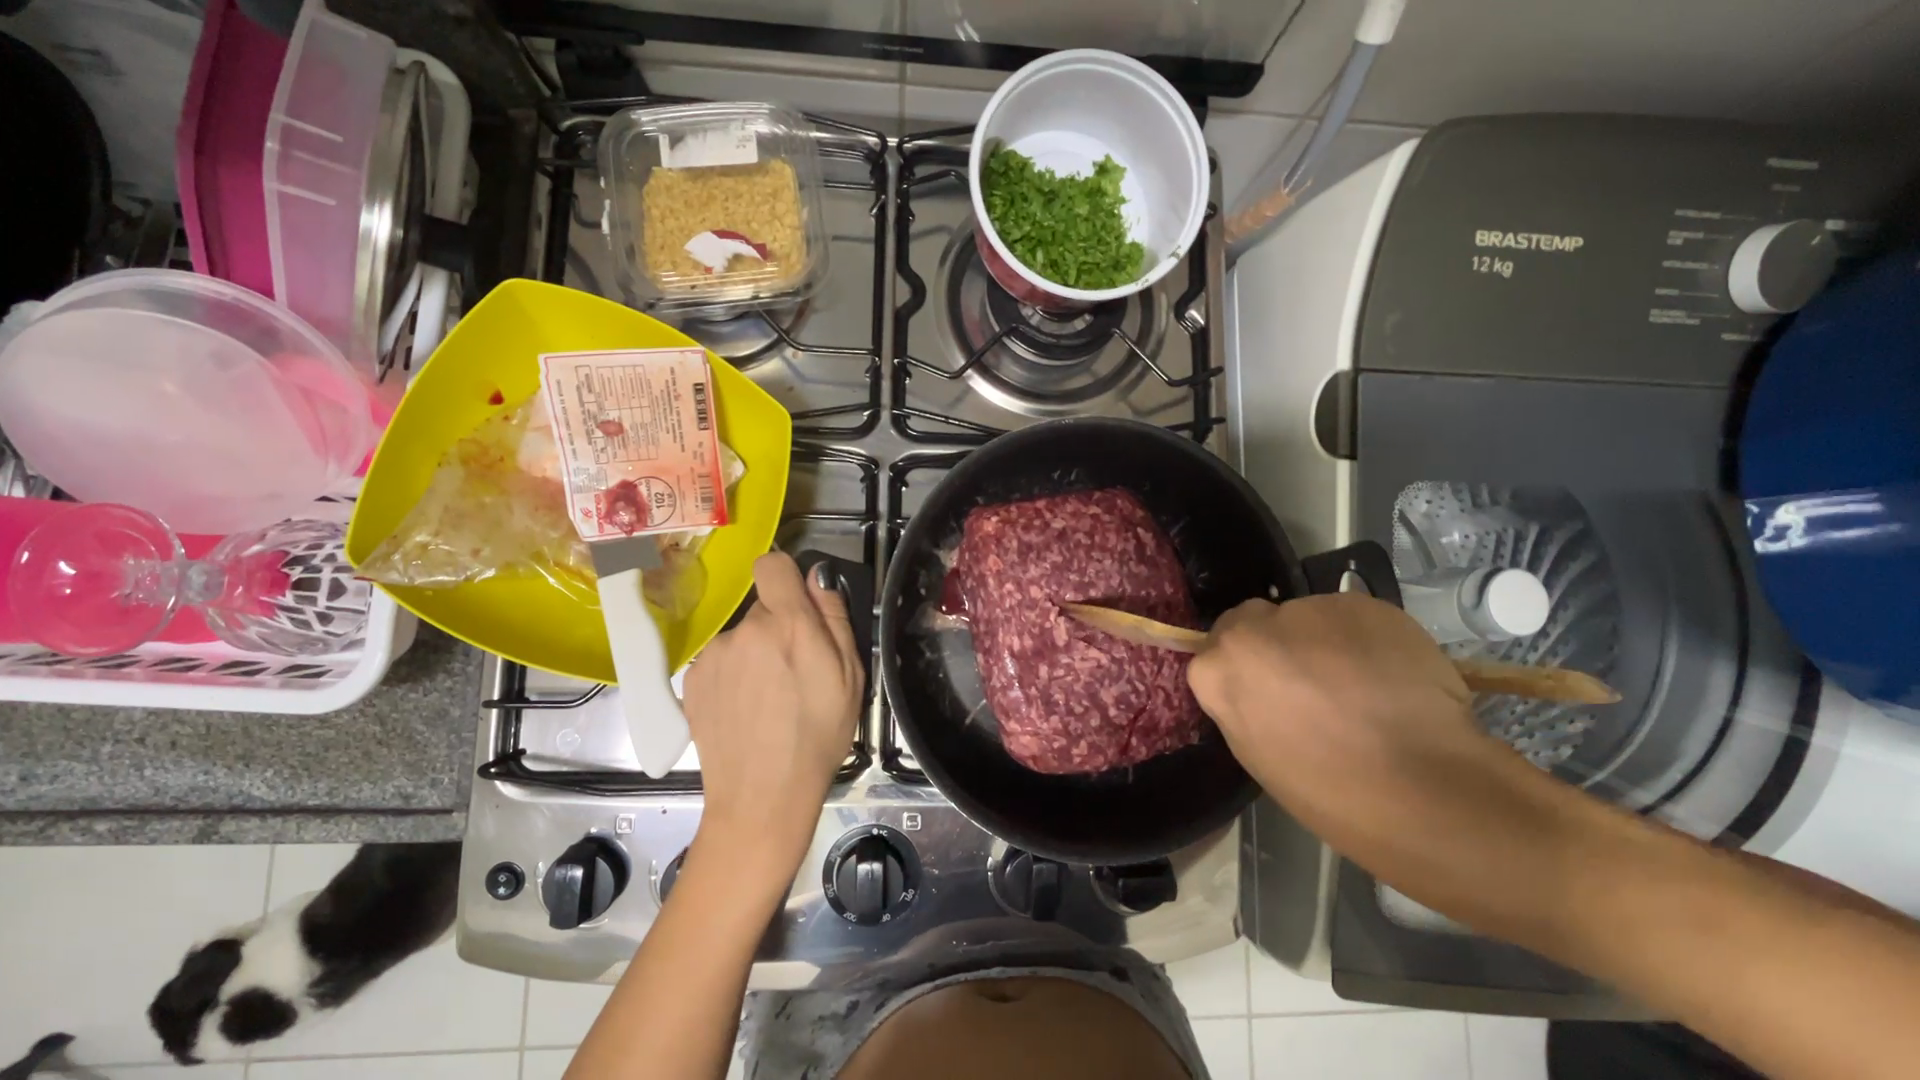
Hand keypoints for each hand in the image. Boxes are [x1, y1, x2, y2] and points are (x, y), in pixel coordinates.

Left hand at [682, 554, 862, 870]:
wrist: (762, 796)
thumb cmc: (818, 737)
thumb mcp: (850, 677)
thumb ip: (834, 618)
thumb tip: (817, 579)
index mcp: (786, 624)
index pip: (772, 563)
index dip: (786, 577)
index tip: (797, 604)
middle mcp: (742, 630)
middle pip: (760, 607)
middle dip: (778, 627)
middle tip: (794, 670)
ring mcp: (712, 655)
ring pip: (740, 637)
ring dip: (754, 654)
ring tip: (769, 699)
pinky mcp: (691, 680)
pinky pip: (719, 661)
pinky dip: (732, 677)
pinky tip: (745, 711)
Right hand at [1187, 593, 1489, 843]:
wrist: (1417, 783)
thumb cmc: (1326, 790)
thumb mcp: (1256, 753)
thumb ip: (1246, 704)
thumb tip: (1264, 690)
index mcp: (1219, 668)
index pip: (1217, 650)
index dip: (1247, 670)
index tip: (1270, 694)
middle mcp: (1257, 626)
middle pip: (1257, 620)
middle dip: (1278, 644)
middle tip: (1312, 684)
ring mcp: (1313, 609)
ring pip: (1311, 619)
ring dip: (1327, 643)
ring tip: (1365, 687)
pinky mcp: (1366, 604)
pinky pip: (1357, 619)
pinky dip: (1369, 641)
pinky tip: (1395, 677)